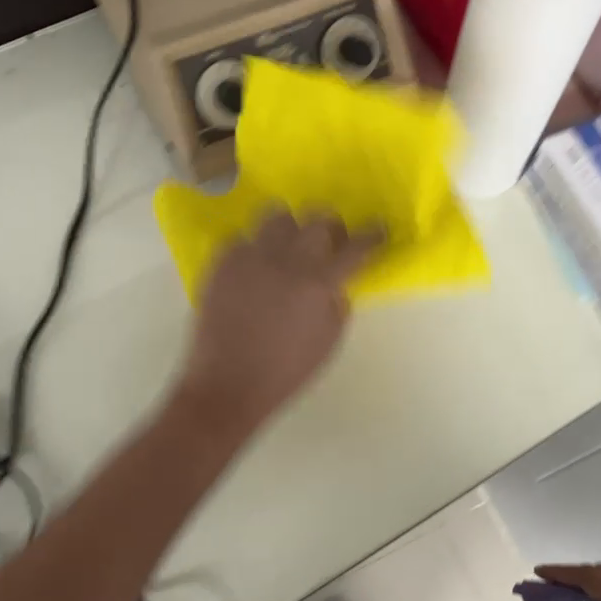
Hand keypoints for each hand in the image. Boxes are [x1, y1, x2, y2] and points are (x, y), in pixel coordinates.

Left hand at [177, 210, 380, 429]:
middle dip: (331, 228)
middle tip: (330, 244)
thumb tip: (335, 281)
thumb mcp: (329, 341)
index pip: (356, 247)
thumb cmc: (285, 372)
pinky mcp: (222, 261)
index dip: (372, 235)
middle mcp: (286, 259)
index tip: (378, 231)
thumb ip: (337, 303)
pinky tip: (254, 273)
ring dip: (290, 229)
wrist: (228, 385)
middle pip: (317, 219)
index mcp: (318, 282)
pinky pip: (244, 239)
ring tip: (286, 251)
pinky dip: (255, 250)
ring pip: (277, 216)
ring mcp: (250, 256)